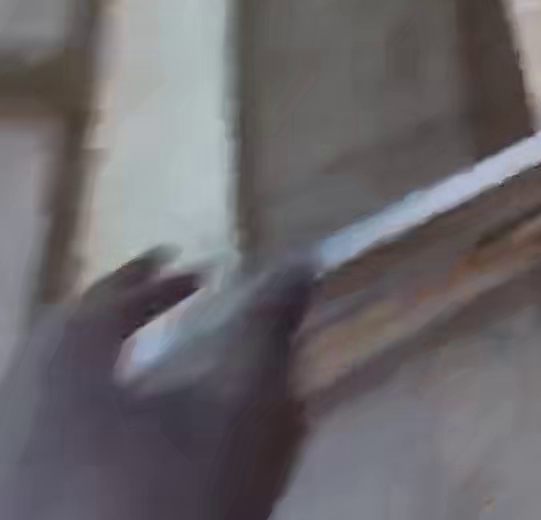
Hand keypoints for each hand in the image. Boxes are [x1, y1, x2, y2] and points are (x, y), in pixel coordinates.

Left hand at [0, 253, 313, 519]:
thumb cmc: (192, 488)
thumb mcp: (247, 399)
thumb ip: (267, 325)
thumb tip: (298, 260)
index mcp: (64, 400)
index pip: (83, 318)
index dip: (137, 281)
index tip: (187, 259)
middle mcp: (19, 432)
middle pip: (50, 356)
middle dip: (119, 315)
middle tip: (181, 291)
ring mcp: (19, 475)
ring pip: (47, 395)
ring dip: (108, 355)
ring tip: (168, 344)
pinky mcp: (35, 499)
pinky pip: (52, 428)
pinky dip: (100, 397)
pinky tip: (148, 411)